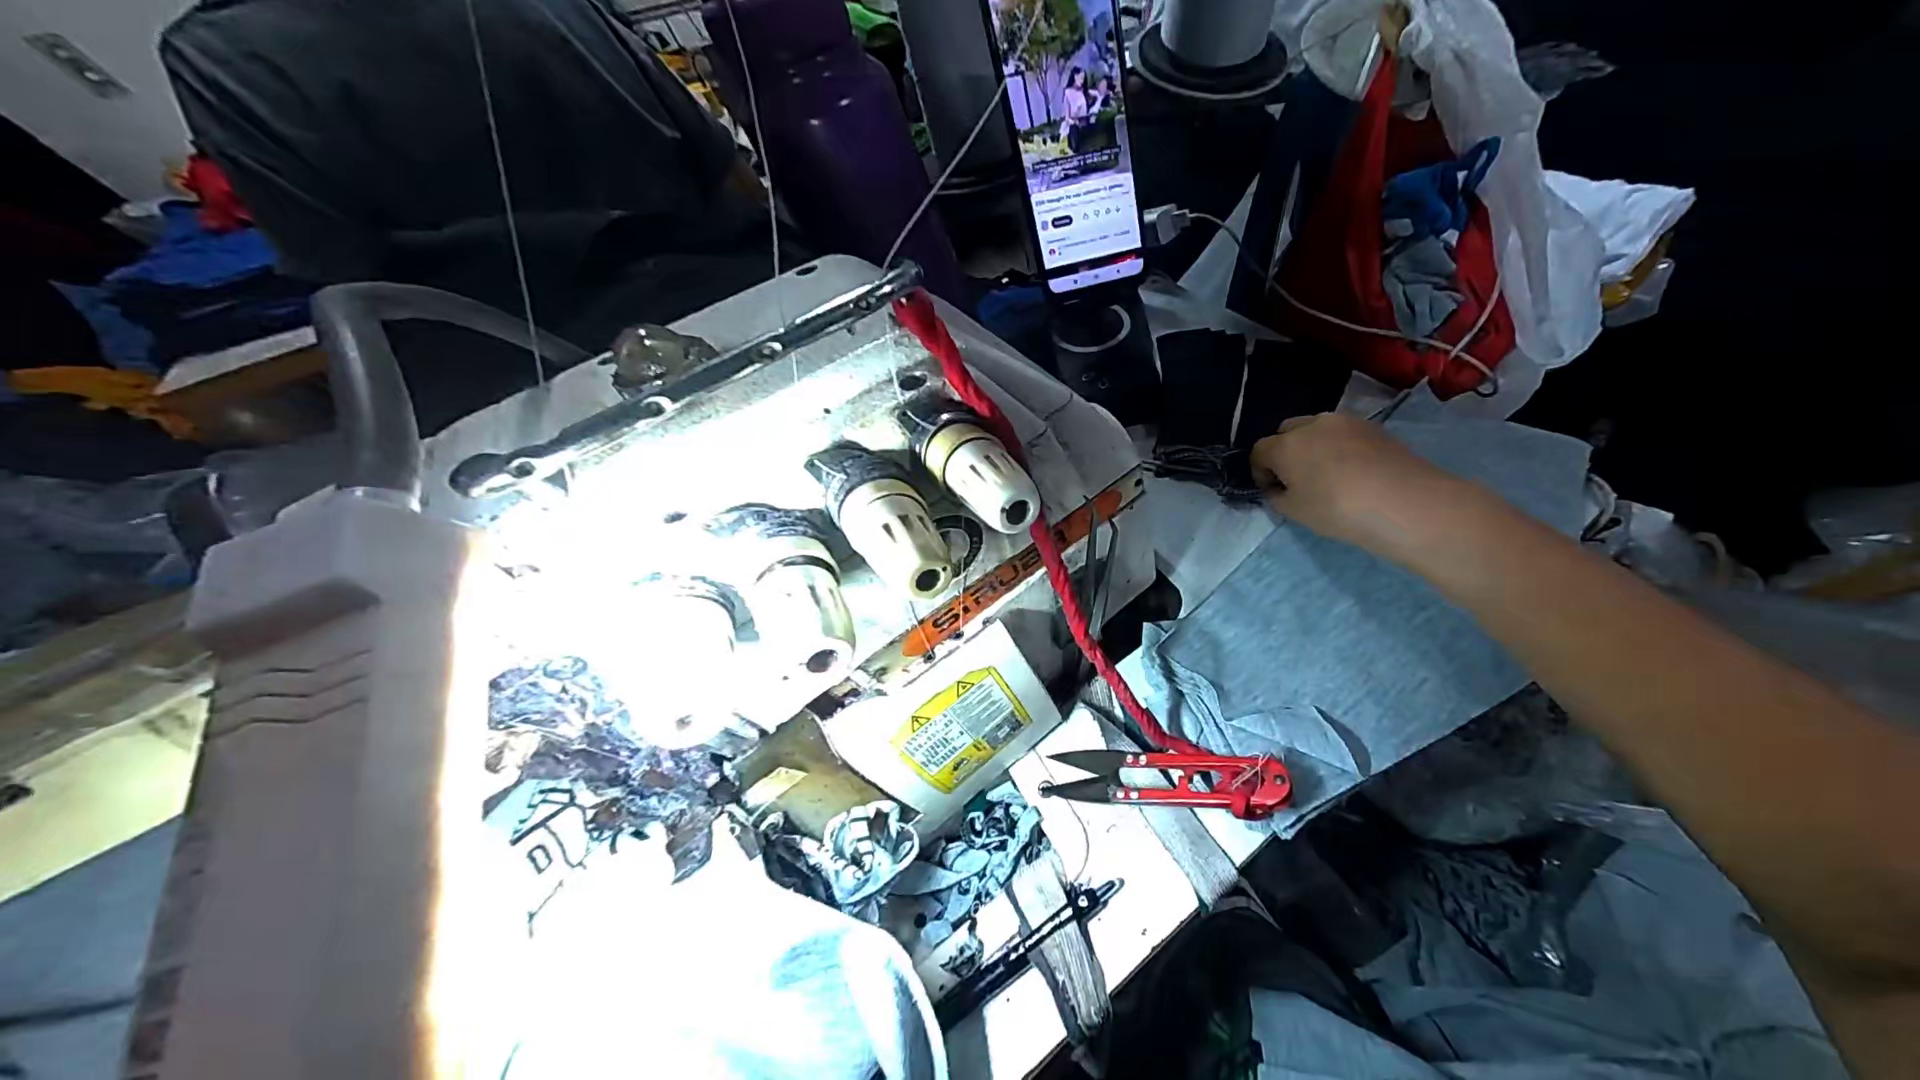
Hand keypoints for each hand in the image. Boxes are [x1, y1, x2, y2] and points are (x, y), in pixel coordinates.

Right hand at [1249, 412, 1474, 559]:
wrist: (1406, 504)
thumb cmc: (1338, 510)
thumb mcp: (1295, 512)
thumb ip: (1278, 496)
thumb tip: (1279, 487)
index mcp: (1285, 445)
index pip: (1258, 451)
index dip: (1259, 472)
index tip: (1272, 491)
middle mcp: (1312, 424)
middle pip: (1285, 432)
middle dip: (1283, 452)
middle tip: (1296, 479)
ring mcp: (1346, 422)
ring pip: (1316, 429)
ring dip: (1312, 446)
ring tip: (1327, 474)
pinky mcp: (1374, 427)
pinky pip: (1343, 434)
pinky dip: (1339, 447)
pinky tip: (1353, 471)